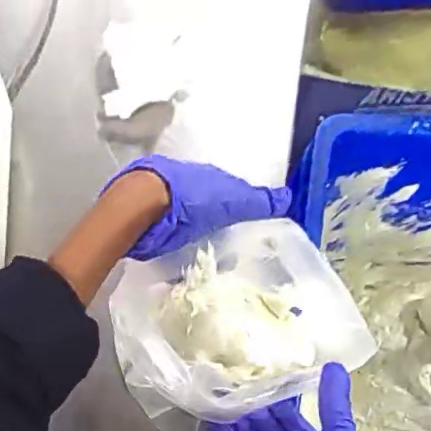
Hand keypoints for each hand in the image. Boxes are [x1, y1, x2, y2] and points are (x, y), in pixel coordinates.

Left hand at [102, 156, 291, 260]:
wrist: (143, 205)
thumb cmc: (191, 200)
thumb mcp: (232, 201)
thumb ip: (257, 202)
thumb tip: (287, 199)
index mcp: (208, 179)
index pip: (226, 191)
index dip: (235, 205)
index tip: (242, 220)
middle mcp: (185, 188)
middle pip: (203, 205)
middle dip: (211, 218)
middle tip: (221, 238)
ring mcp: (163, 205)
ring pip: (182, 218)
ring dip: (189, 230)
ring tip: (199, 249)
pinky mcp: (147, 223)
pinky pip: (164, 232)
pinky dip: (171, 240)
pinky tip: (174, 252)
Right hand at [211, 363, 363, 430]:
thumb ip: (335, 407)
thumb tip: (334, 367)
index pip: (285, 405)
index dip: (277, 387)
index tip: (267, 365)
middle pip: (260, 412)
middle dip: (250, 394)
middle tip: (236, 370)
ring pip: (241, 422)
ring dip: (232, 405)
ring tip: (220, 383)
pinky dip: (219, 425)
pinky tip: (211, 406)